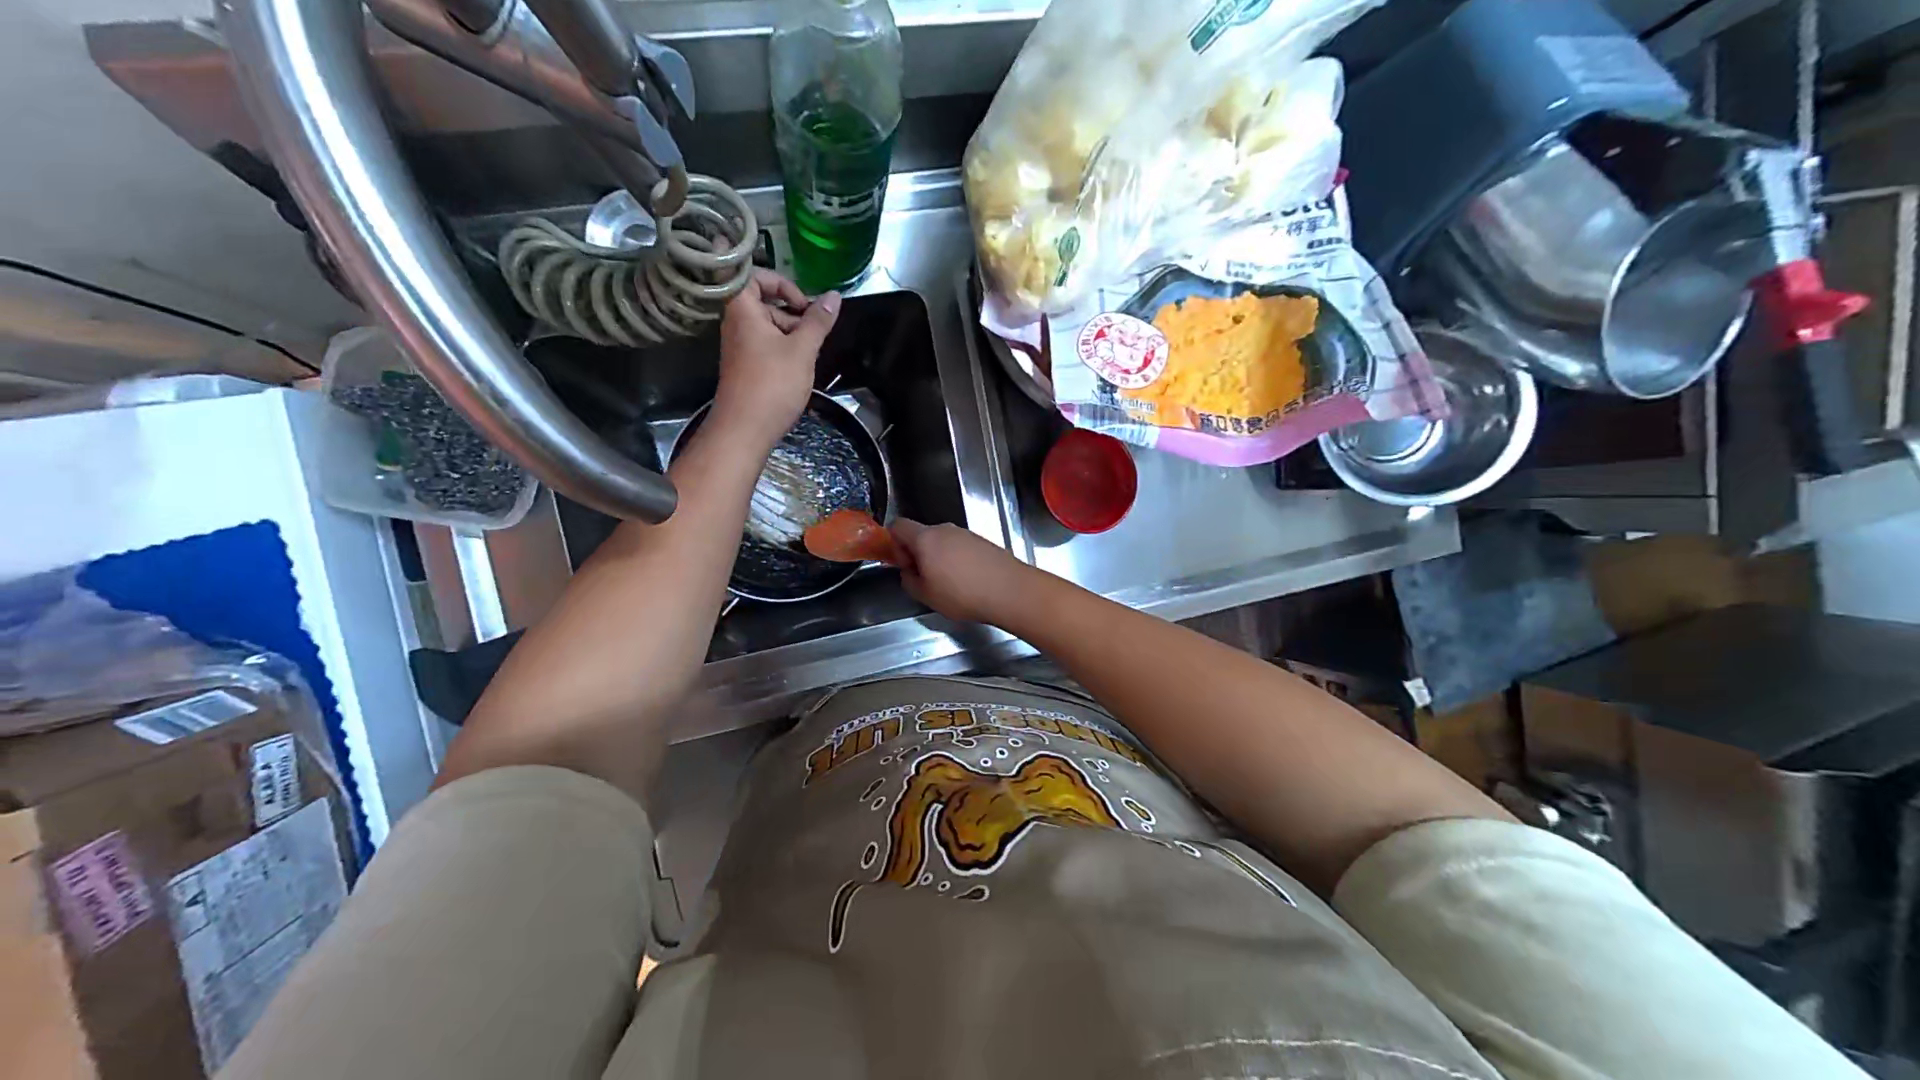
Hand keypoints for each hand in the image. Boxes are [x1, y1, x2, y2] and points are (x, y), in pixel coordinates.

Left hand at [711, 270, 841, 447]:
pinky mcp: (745, 365)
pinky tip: (800, 367)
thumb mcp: (802, 349)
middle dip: (793, 312)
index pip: (753, 275)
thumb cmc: (772, 384)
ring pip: (768, 326)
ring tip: (811, 353)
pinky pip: (765, 345)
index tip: (803, 302)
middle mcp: (735, 323)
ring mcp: (739, 345)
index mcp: (742, 308)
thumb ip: (818, 321)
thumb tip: (834, 296)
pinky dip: (784, 350)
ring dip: (792, 333)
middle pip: (764, 301)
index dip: (781, 283)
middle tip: (814, 330)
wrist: (745, 429)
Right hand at [889, 519, 1038, 625]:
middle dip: (918, 554)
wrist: (1010, 591)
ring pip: (942, 542)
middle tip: (925, 580)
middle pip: (922, 535)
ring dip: (939, 559)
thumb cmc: (963, 593)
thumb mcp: (926, 595)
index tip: (903, 565)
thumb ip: (909, 581)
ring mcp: (967, 534)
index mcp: (926, 538)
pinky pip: (960, 548)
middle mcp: (946, 529)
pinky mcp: (983, 542)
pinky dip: (957, 561)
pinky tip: (967, 583)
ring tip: (948, 586)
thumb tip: (909, 573)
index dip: (894, 544)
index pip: (898, 526)